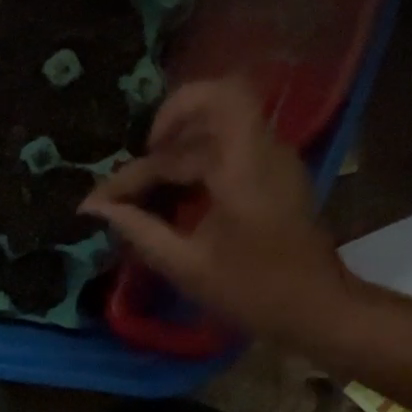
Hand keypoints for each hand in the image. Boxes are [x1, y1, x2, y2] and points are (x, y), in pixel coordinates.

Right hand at [80, 81, 357, 341]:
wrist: (316, 309)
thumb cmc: (252, 291)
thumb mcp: (186, 265)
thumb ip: (138, 230)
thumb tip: (96, 208)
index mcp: (244, 165)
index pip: (210, 101)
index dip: (170, 114)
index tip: (140, 157)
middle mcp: (263, 151)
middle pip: (201, 129)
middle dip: (155, 159)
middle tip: (120, 199)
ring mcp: (272, 163)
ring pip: (212, 141)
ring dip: (172, 163)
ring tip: (139, 201)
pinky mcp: (273, 179)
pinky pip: (226, 158)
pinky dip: (192, 173)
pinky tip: (170, 207)